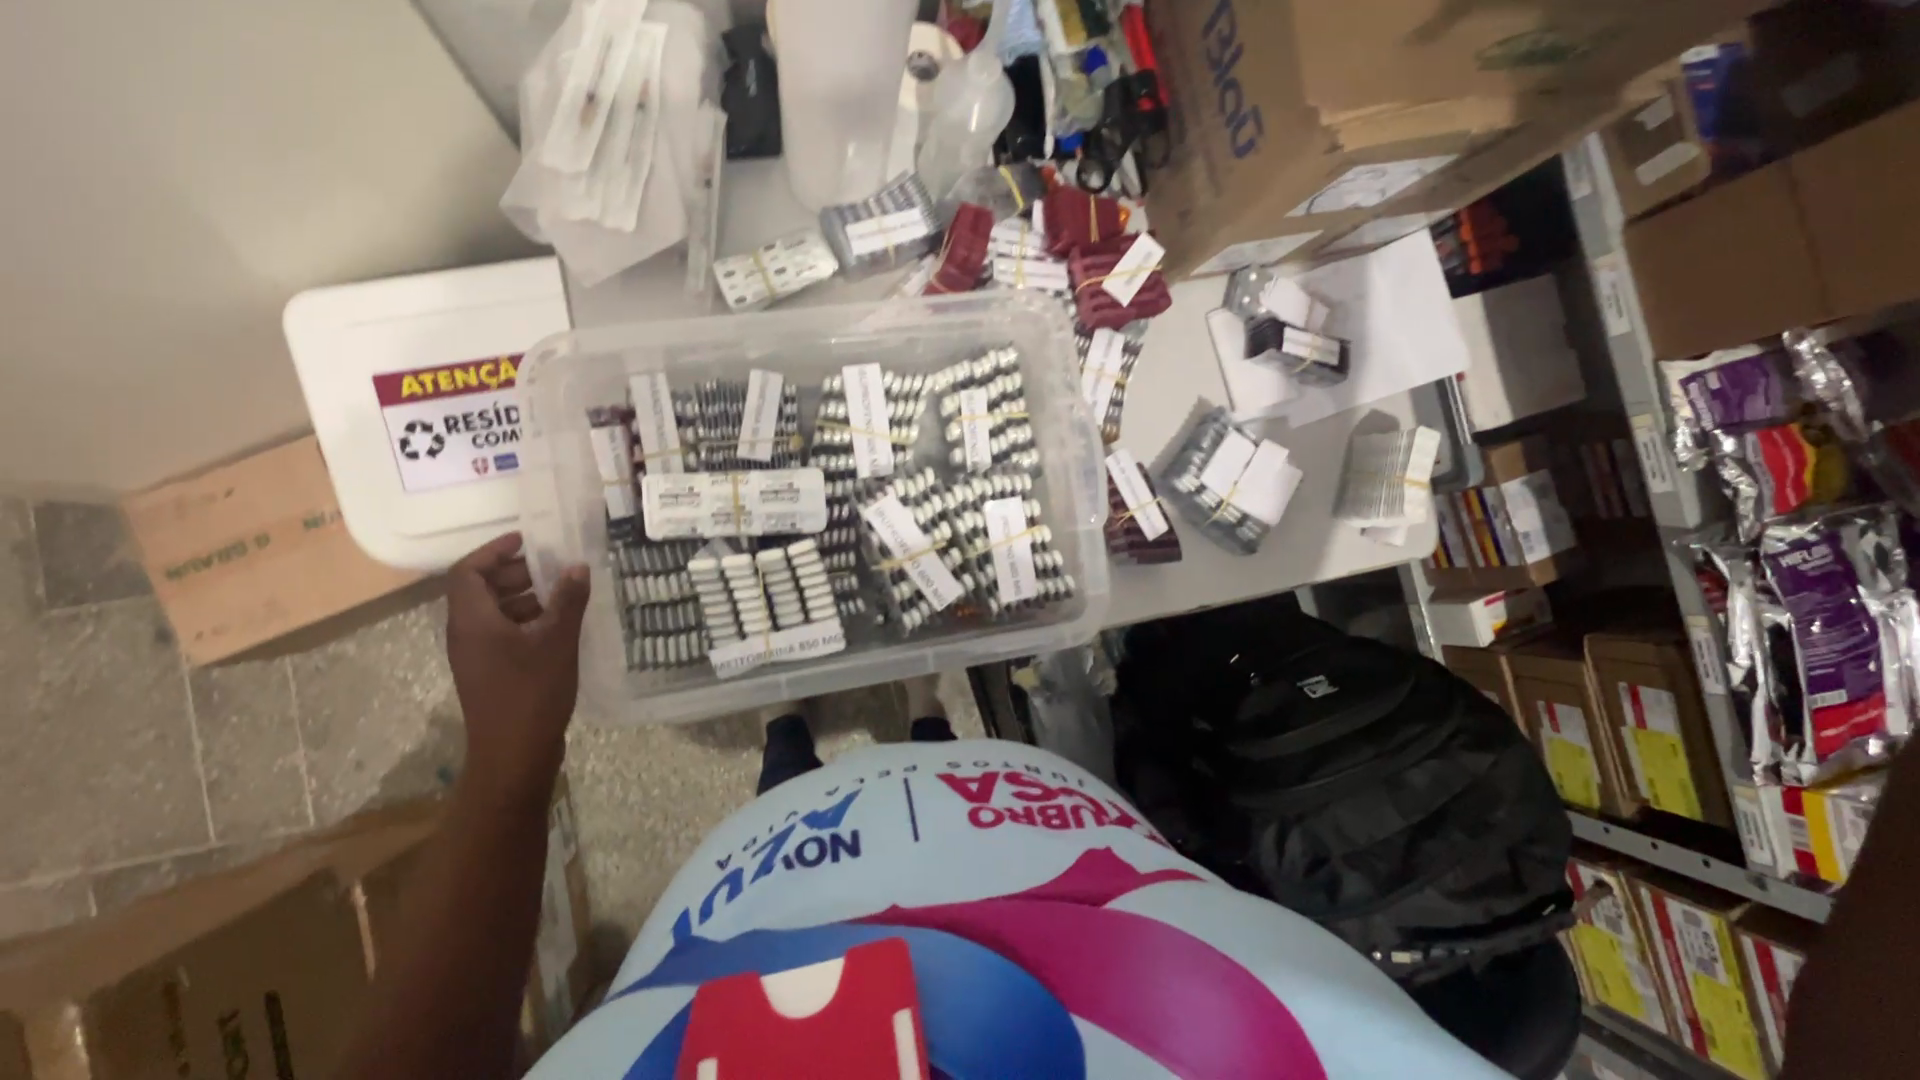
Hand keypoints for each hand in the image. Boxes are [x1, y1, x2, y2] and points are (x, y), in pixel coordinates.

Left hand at [444, 532, 590, 806]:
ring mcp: (476, 655)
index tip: (528, 541)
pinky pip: (502, 634)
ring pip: (493, 612)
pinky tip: (560, 627)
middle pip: (480, 589)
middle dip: (516, 572)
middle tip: (554, 566)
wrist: (513, 753)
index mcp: (472, 621)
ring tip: (563, 594)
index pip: (468, 571)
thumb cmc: (531, 693)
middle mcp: (466, 634)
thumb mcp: (557, 641)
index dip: (495, 550)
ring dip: (525, 597)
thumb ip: (567, 600)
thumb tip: (576, 566)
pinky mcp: (490, 672)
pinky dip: (527, 621)